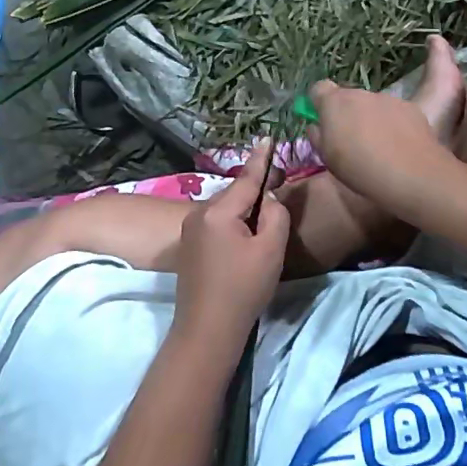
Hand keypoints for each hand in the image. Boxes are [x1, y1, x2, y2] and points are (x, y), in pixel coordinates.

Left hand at [172, 139, 290, 342]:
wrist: (207, 327)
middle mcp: (199, 214)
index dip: (260, 160)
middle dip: (255, 189)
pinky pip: (216, 222)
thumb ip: (275, 215)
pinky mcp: (188, 245)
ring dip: (243, 208)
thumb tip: (269, 198)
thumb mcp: (270, 250)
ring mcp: (190, 230)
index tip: (268, 138)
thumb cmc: (243, 288)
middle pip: (234, 194)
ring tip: (264, 212)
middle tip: (277, 183)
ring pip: (224, 209)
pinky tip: (244, 234)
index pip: (246, 179)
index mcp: (218, 212)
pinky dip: (232, 222)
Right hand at [308, 78, 455, 211]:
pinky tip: (397, 146)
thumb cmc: (359, 169)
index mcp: (334, 102)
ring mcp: (387, 98)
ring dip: (369, 118)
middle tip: (350, 139)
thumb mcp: (327, 157)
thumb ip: (318, 136)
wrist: (411, 175)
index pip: (318, 88)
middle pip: (347, 97)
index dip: (319, 102)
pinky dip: (392, 123)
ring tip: (377, 146)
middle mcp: (360, 93)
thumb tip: (317, 125)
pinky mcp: (410, 107)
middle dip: (346, 112)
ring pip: (371, 105)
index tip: (322, 120)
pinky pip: (393, 112)